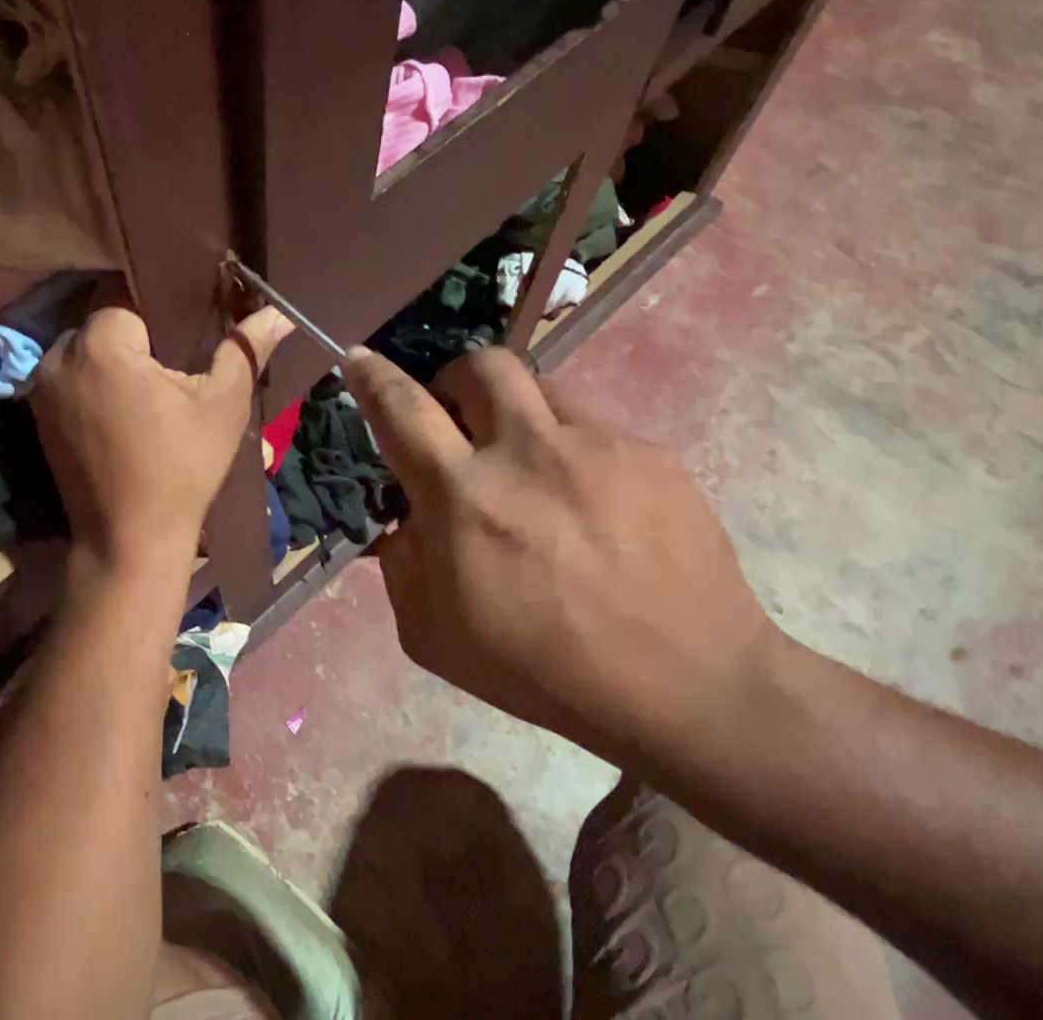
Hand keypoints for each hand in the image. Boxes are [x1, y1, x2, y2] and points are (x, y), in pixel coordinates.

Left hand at [30, 295, 291, 568]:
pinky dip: (94, 388)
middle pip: (103, 324)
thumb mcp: (224, 406)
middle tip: (172, 368)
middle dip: (136, 339)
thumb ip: (246, 349)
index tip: (185, 337)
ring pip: (85, 352)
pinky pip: (71, 381)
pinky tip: (124, 414)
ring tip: (149, 393)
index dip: (159, 314)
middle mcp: (59, 357)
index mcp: (102, 344)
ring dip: (112, 363)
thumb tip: (280, 312)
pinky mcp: (37, 419)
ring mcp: (42, 390)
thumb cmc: (181, 470)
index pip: (128, 297)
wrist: (130, 541)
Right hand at [343, 345, 777, 749]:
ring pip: (542, 383)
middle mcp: (527, 450)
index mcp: (464, 498)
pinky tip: (589, 500)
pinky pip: (597, 424)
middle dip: (454, 381)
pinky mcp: (652, 453)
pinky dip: (573, 447)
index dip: (372, 378)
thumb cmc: (542, 672)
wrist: (682, 683)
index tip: (359, 359)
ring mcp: (598, 444)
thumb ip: (403, 566)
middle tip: (457, 420)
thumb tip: (406, 518)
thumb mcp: (433, 639)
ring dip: (516, 410)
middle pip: (480, 365)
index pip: (402, 410)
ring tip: (528, 460)